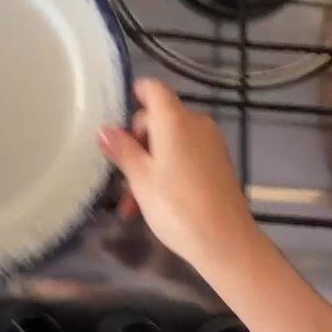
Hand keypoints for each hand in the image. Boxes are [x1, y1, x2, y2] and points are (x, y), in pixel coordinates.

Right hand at [99, 79, 264, 277]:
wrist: (227, 242)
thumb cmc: (177, 205)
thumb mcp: (140, 178)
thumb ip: (122, 150)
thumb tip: (105, 129)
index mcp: (174, 119)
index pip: (153, 88)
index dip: (135, 95)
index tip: (117, 118)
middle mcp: (196, 123)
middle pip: (160, 118)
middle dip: (137, 144)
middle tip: (122, 178)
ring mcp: (211, 143)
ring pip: (172, 141)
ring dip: (151, 163)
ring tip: (135, 203)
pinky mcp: (219, 164)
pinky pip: (187, 155)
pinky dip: (170, 169)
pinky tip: (159, 202)